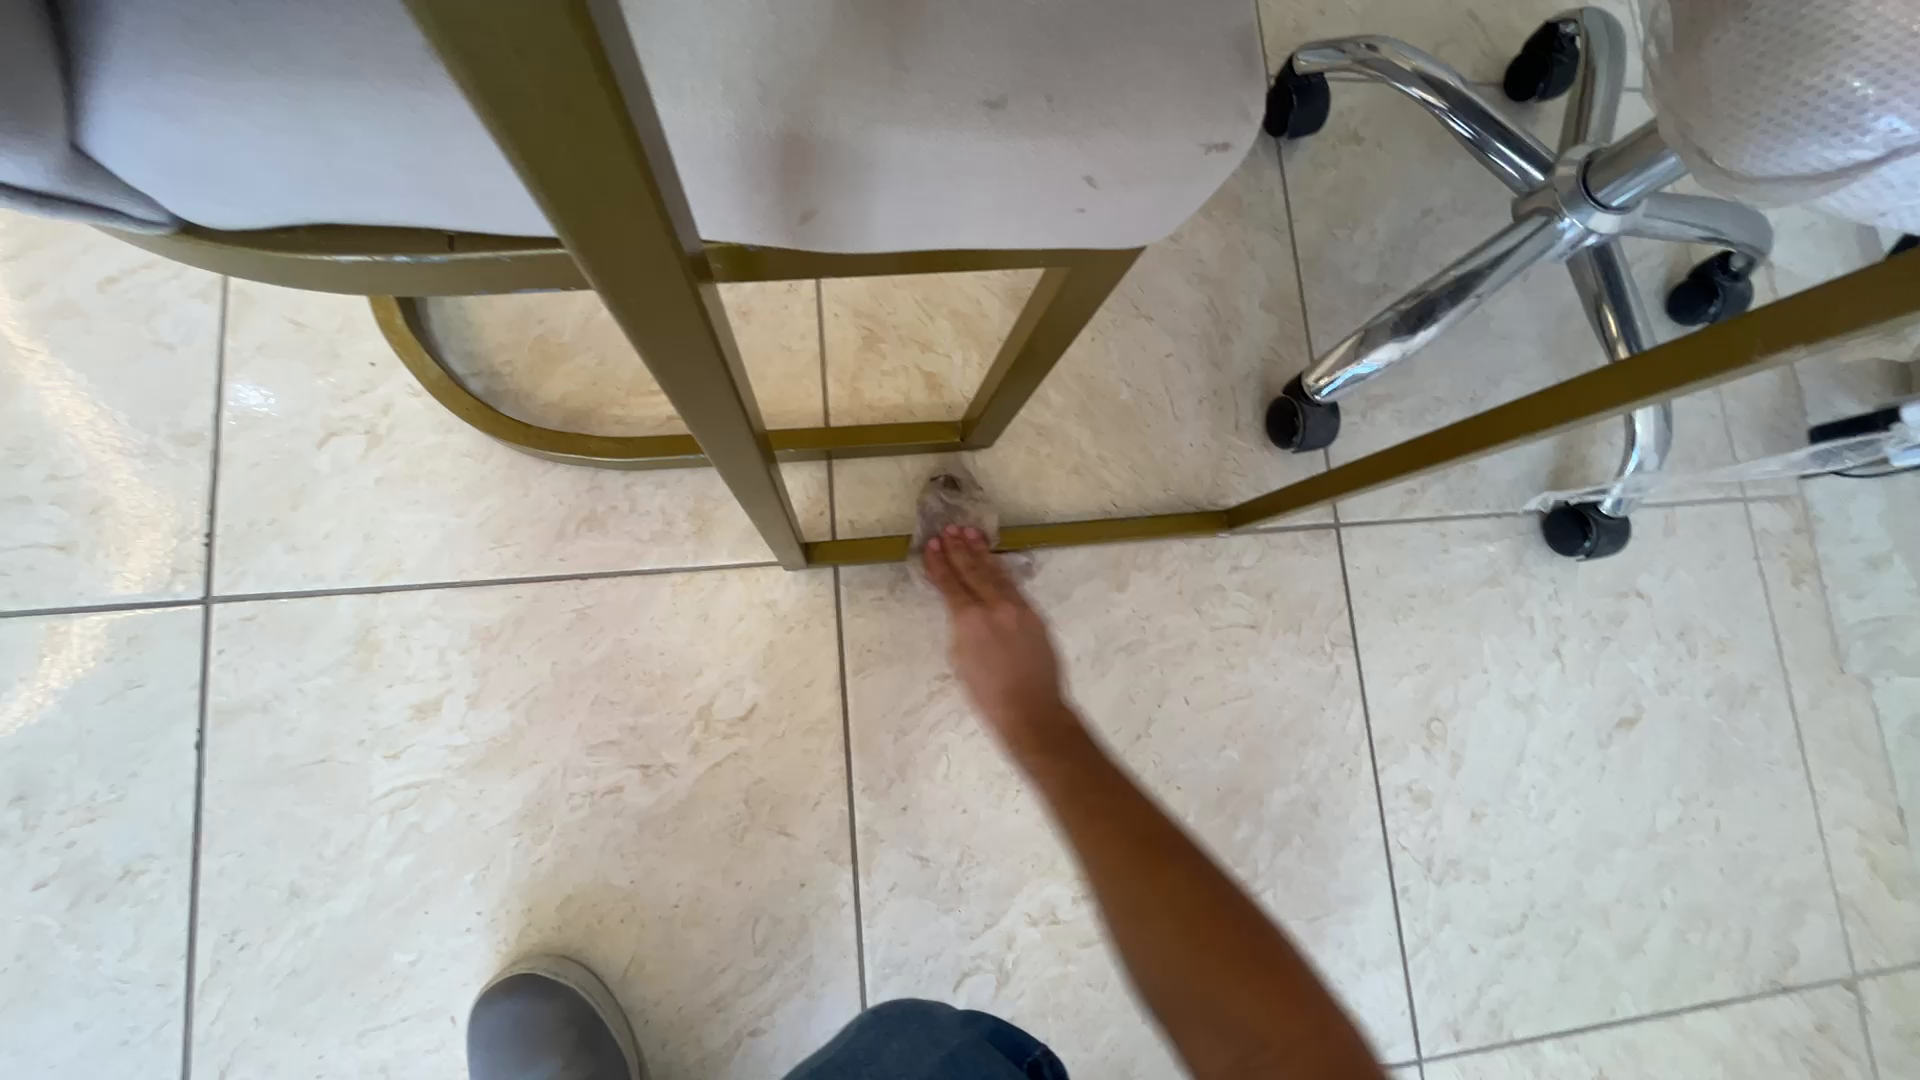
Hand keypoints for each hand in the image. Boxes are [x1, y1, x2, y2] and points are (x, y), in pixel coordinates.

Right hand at [923, 526, 1083, 758]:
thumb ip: (961, 629)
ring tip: (970, 534)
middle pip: (973, 571)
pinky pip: (1013, 585)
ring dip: (981, 553)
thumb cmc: (988, 696)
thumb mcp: (961, 661)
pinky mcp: (1034, 615)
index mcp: (969, 621)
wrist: (1031, 709)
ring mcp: (1018, 608)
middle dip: (959, 550)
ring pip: (996, 573)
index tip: (931, 545)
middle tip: (949, 529)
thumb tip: (964, 613)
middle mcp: (994, 607)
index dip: (939, 564)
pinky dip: (1001, 571)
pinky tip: (994, 562)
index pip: (950, 584)